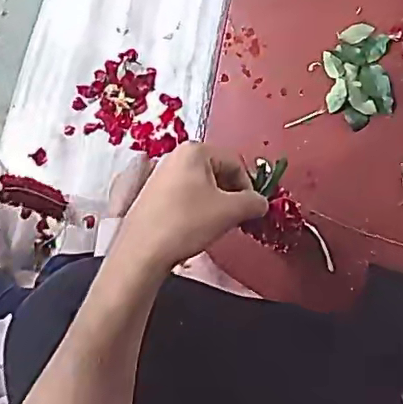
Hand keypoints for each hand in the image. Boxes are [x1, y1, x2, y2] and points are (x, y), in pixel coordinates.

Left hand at [109, 143, 267, 274]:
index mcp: (194, 150)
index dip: (248, 187)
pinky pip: (185, 195)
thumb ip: (254, 202)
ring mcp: (160, 174)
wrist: (142, 253)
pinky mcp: (151, 194)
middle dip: (231, 195)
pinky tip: (195, 228)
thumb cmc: (187, 223)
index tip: (251, 209)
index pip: (235, 163)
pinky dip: (197, 208)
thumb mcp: (231, 211)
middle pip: (218, 172)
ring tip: (216, 225)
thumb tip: (261, 203)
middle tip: (236, 217)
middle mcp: (175, 156)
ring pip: (202, 185)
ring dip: (216, 203)